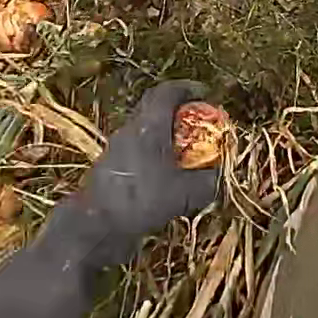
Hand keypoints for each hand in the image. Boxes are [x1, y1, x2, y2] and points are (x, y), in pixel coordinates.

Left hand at [0, 80, 220, 317]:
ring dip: (167, 135)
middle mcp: (130, 132)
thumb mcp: (184, 194)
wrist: (93, 229)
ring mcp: (118, 151)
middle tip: (200, 122)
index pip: (166, 92)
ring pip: (146, 132)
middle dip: (179, 112)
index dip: (187, 89)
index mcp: (147, 126)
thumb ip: (209, 183)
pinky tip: (169, 178)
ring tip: (188, 152)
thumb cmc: (139, 201)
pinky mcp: (112, 172)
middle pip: (155, 109)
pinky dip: (156, 157)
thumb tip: (224, 177)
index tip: (206, 95)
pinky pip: (139, 154)